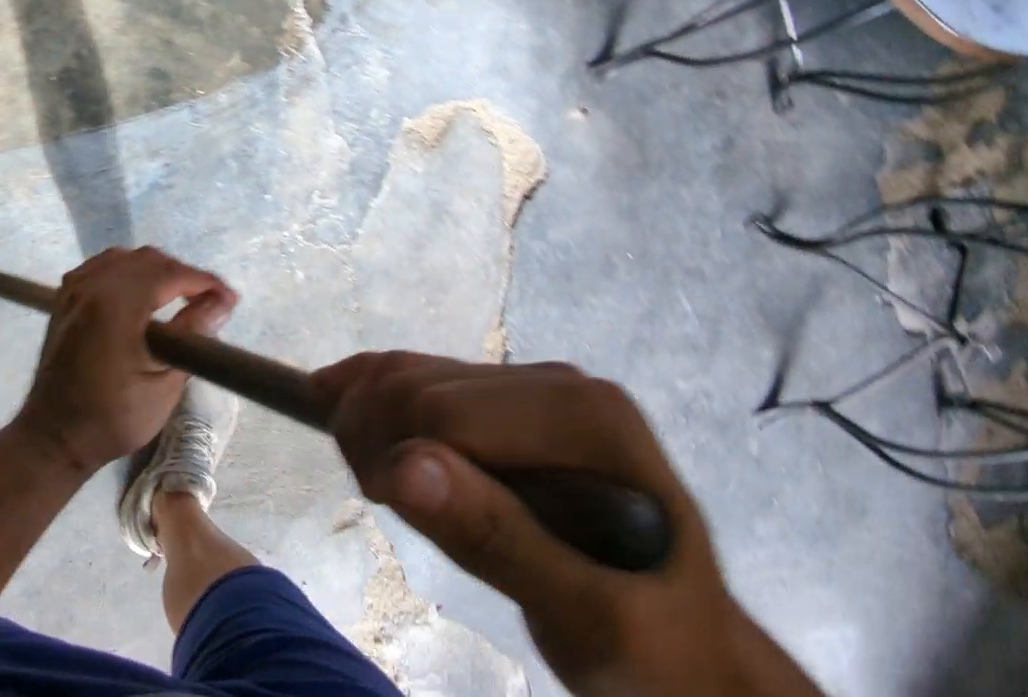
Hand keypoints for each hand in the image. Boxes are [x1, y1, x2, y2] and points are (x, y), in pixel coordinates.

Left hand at [15, 247, 237, 474]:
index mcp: (116, 304)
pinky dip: (128, 271)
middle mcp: (92, 286)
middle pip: (149, 260)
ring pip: (125, 258)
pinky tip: (142, 292)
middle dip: (184, 275)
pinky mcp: (64, 298)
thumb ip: (192, 333)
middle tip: (210, 302)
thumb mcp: (164, 382)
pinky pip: (102, 267)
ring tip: (181, 297)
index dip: (206, 282)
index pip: (171, 274)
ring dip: (157, 271)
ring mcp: (73, 289)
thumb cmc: (113, 418)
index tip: (230, 300)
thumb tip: (223, 303)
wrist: (54, 436)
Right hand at [312, 353, 817, 696]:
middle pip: (419, 385)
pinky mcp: (509, 401)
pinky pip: (419, 377)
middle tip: (382, 505)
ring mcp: (535, 388)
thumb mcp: (584, 619)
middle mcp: (559, 383)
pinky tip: (337, 401)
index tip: (384, 510)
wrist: (690, 652)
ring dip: (370, 420)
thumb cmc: (651, 649)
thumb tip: (401, 468)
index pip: (442, 408)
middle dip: (374, 435)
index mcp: (586, 417)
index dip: (390, 454)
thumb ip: (497, 538)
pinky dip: (372, 392)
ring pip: (409, 375)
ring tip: (379, 482)